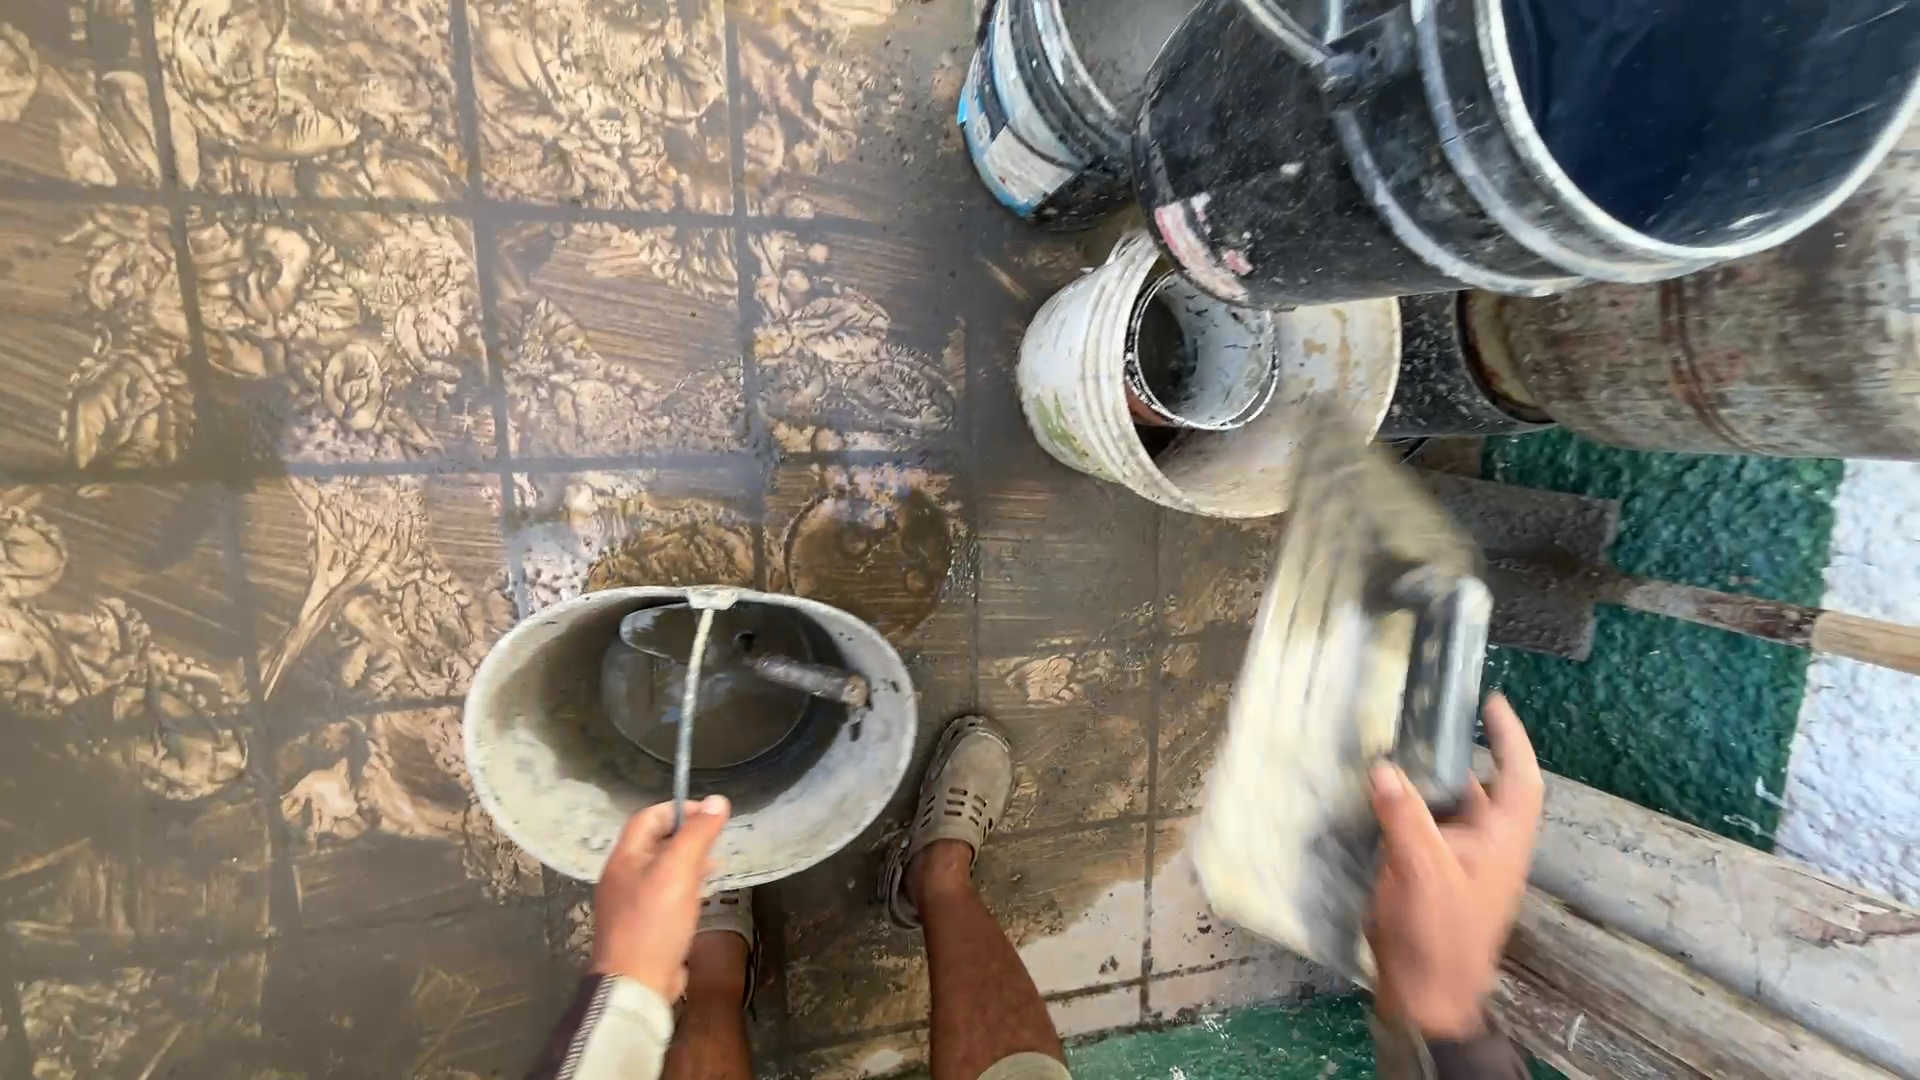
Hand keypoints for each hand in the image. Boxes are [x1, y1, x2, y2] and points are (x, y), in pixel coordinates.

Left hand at [591, 796, 731, 1000]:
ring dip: (690, 861)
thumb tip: (717, 800)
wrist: (636, 986)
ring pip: (663, 868)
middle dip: (688, 835)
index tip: (709, 814)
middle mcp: (623, 877)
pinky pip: (666, 893)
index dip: (679, 809)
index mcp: (624, 859)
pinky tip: (703, 894)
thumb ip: (698, 834)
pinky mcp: (643, 925)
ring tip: (716, 864)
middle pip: (656, 842)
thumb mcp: (679, 871)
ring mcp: (631, 903)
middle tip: (716, 840)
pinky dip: (686, 885)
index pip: (649, 817)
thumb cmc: (655, 922)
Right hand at [1367, 693, 1542, 1039]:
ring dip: (1424, 777)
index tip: (1492, 703)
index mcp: (1502, 842)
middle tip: (1422, 719)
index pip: (1519, 780)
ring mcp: (1458, 860)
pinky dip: (1403, 802)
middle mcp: (1485, 846)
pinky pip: (1421, 824)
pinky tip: (1375, 791)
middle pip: (1479, 788)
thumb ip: (1404, 816)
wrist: (1427, 992)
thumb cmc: (1438, 932)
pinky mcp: (1430, 872)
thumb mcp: (1422, 870)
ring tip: (1391, 746)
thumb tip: (1383, 767)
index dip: (1511, 739)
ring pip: (1445, 805)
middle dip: (1456, 752)